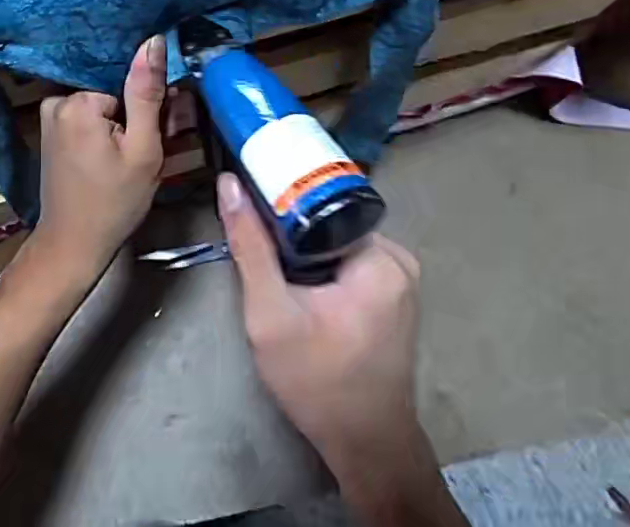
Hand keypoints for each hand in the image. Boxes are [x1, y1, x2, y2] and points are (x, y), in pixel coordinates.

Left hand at [29, 35, 168, 277]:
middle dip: (131, 114)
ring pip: (101, 104)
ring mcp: (49, 115)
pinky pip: (86, 116)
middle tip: (140, 151)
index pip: (125, 83)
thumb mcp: (143, 148)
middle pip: (111, 91)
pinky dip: (103, 130)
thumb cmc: (114, 202)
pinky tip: (110, 156)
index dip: (145, 107)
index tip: (151, 136)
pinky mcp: (50, 129)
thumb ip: (147, 93)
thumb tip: (153, 41)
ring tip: (126, 156)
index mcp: (76, 101)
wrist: (73, 244)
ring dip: (119, 123)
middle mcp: (56, 100)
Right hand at [219, 175, 459, 524]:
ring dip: (303, 250)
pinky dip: (320, 266)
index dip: (280, 202)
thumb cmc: (317, 380)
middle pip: (328, 221)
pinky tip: (296, 283)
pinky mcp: (393, 296)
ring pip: (335, 241)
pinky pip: (348, 261)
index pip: (321, 204)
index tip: (249, 205)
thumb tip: (229, 183)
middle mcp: (399, 260)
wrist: (363, 446)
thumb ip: (250, 246)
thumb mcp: (270, 313)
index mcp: (380, 257)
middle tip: (256, 244)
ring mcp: (400, 280)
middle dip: (290, 232)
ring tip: (271, 263)